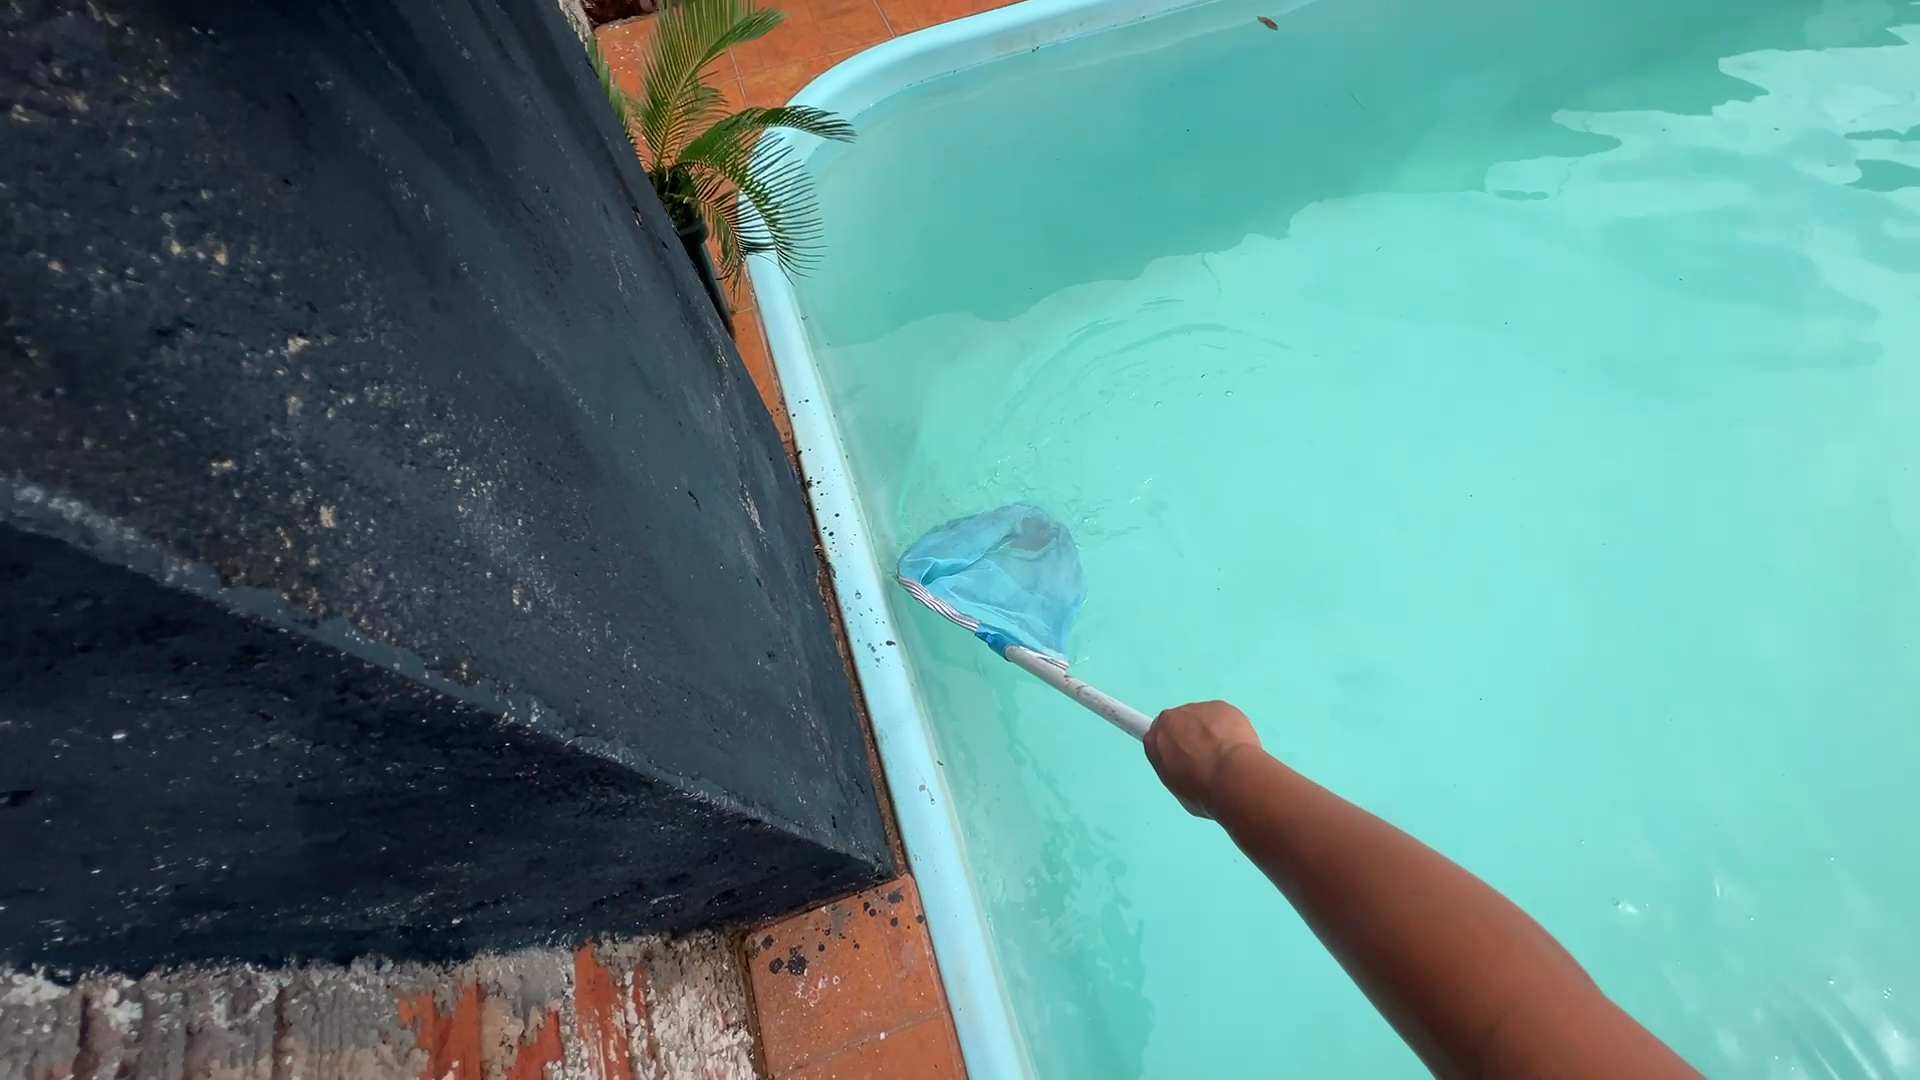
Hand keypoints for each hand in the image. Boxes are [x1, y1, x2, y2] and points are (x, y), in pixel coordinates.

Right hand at [1144, 701, 1262, 817]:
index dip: (1174, 747)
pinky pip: (1224, 716)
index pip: (1159, 738)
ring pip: (1203, 719)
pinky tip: (1239, 747)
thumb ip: (1179, 771)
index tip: (1184, 754)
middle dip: (1192, 737)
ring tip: (1228, 758)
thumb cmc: (1204, 793)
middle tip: (1209, 759)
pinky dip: (1231, 728)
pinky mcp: (1220, 705)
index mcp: (1154, 741)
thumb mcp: (1180, 790)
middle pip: (1180, 724)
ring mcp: (1196, 709)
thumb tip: (1192, 771)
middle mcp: (1170, 719)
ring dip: (1212, 733)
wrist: (1233, 779)